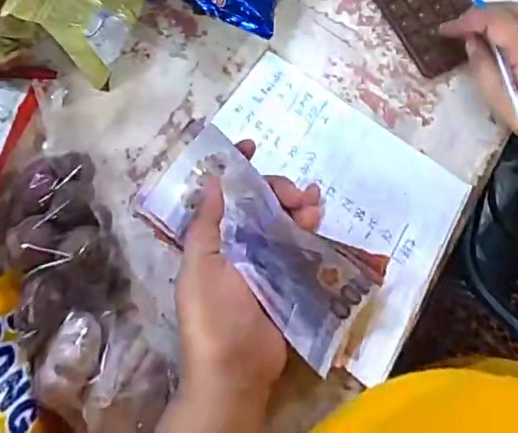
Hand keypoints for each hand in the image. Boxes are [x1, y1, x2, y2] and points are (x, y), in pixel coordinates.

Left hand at [170, 141, 320, 429]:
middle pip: (259, 202)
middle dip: (277, 188)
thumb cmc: (211, 316)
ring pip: (281, 218)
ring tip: (313, 203)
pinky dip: (307, 226)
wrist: (236, 373)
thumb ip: (206, 222)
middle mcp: (238, 244)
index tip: (252, 145)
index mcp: (213, 239)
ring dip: (297, 204)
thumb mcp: (199, 266)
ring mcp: (263, 261)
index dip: (236, 168)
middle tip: (296, 193)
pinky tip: (318, 218)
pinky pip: (297, 243)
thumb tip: (212, 178)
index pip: (224, 193)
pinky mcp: (286, 277)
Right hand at [439, 3, 517, 155]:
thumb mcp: (502, 103)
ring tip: (472, 29)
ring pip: (517, 10)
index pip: (491, 19)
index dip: (465, 21)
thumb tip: (471, 42)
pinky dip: (505, 19)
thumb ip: (483, 68)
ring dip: (492, 13)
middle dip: (476, 14)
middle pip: (504, 8)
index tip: (444, 31)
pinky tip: (495, 36)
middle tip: (456, 29)